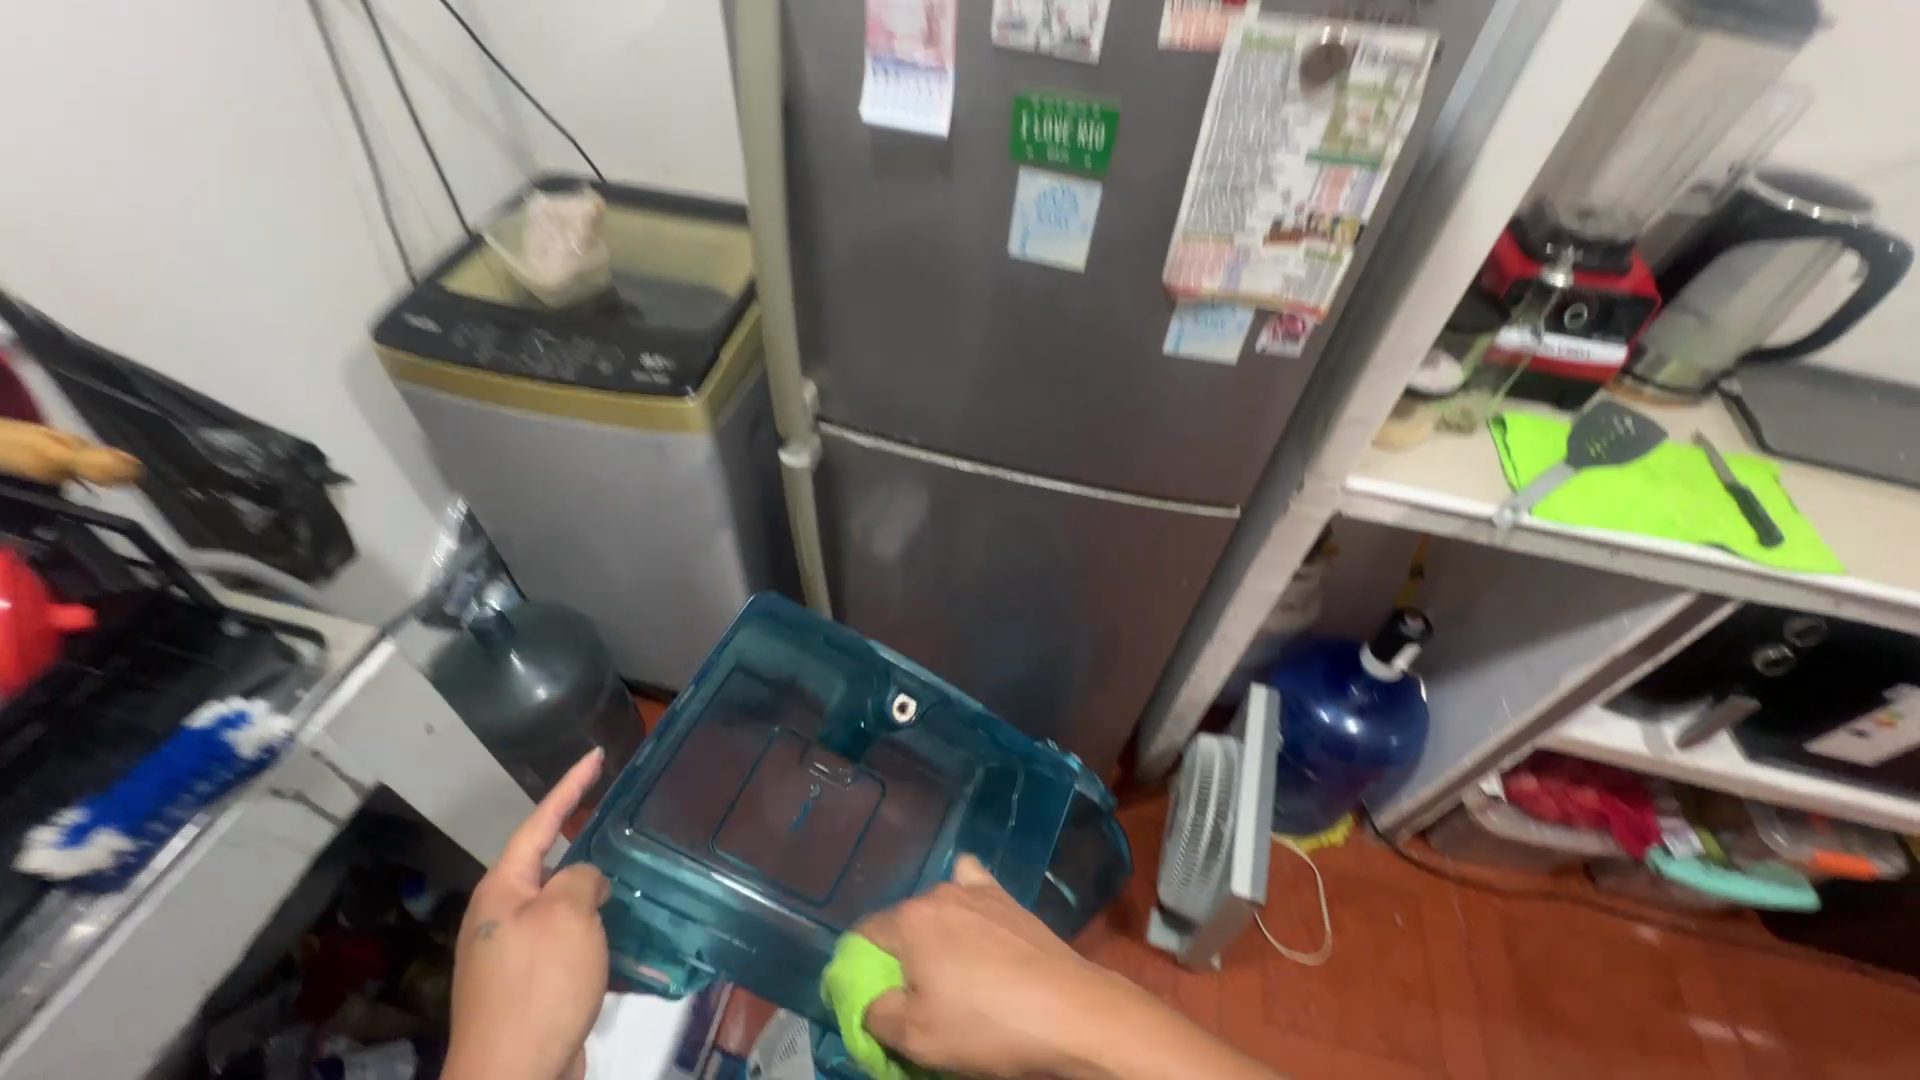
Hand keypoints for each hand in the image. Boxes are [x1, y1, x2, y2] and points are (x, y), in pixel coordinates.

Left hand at [445, 750, 610, 1079]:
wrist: (514, 1079)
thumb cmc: (538, 984)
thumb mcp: (567, 913)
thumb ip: (582, 878)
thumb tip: (587, 883)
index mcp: (502, 890)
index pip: (541, 822)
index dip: (571, 786)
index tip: (596, 755)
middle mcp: (503, 917)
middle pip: (550, 864)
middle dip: (587, 842)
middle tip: (627, 820)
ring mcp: (516, 955)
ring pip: (566, 906)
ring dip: (600, 892)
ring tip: (638, 875)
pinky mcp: (535, 987)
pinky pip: (573, 943)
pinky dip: (601, 932)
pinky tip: (631, 934)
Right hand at [853, 855, 1147, 1079]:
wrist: (1068, 1012)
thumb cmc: (984, 1025)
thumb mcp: (916, 1038)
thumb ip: (877, 1014)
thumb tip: (872, 1002)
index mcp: (908, 920)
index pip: (865, 935)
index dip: (860, 967)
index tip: (873, 997)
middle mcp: (939, 893)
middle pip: (903, 922)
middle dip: (900, 953)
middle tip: (915, 995)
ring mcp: (977, 891)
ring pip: (938, 906)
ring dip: (934, 933)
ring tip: (951, 972)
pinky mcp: (1008, 898)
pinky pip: (974, 885)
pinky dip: (966, 897)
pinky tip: (975, 920)